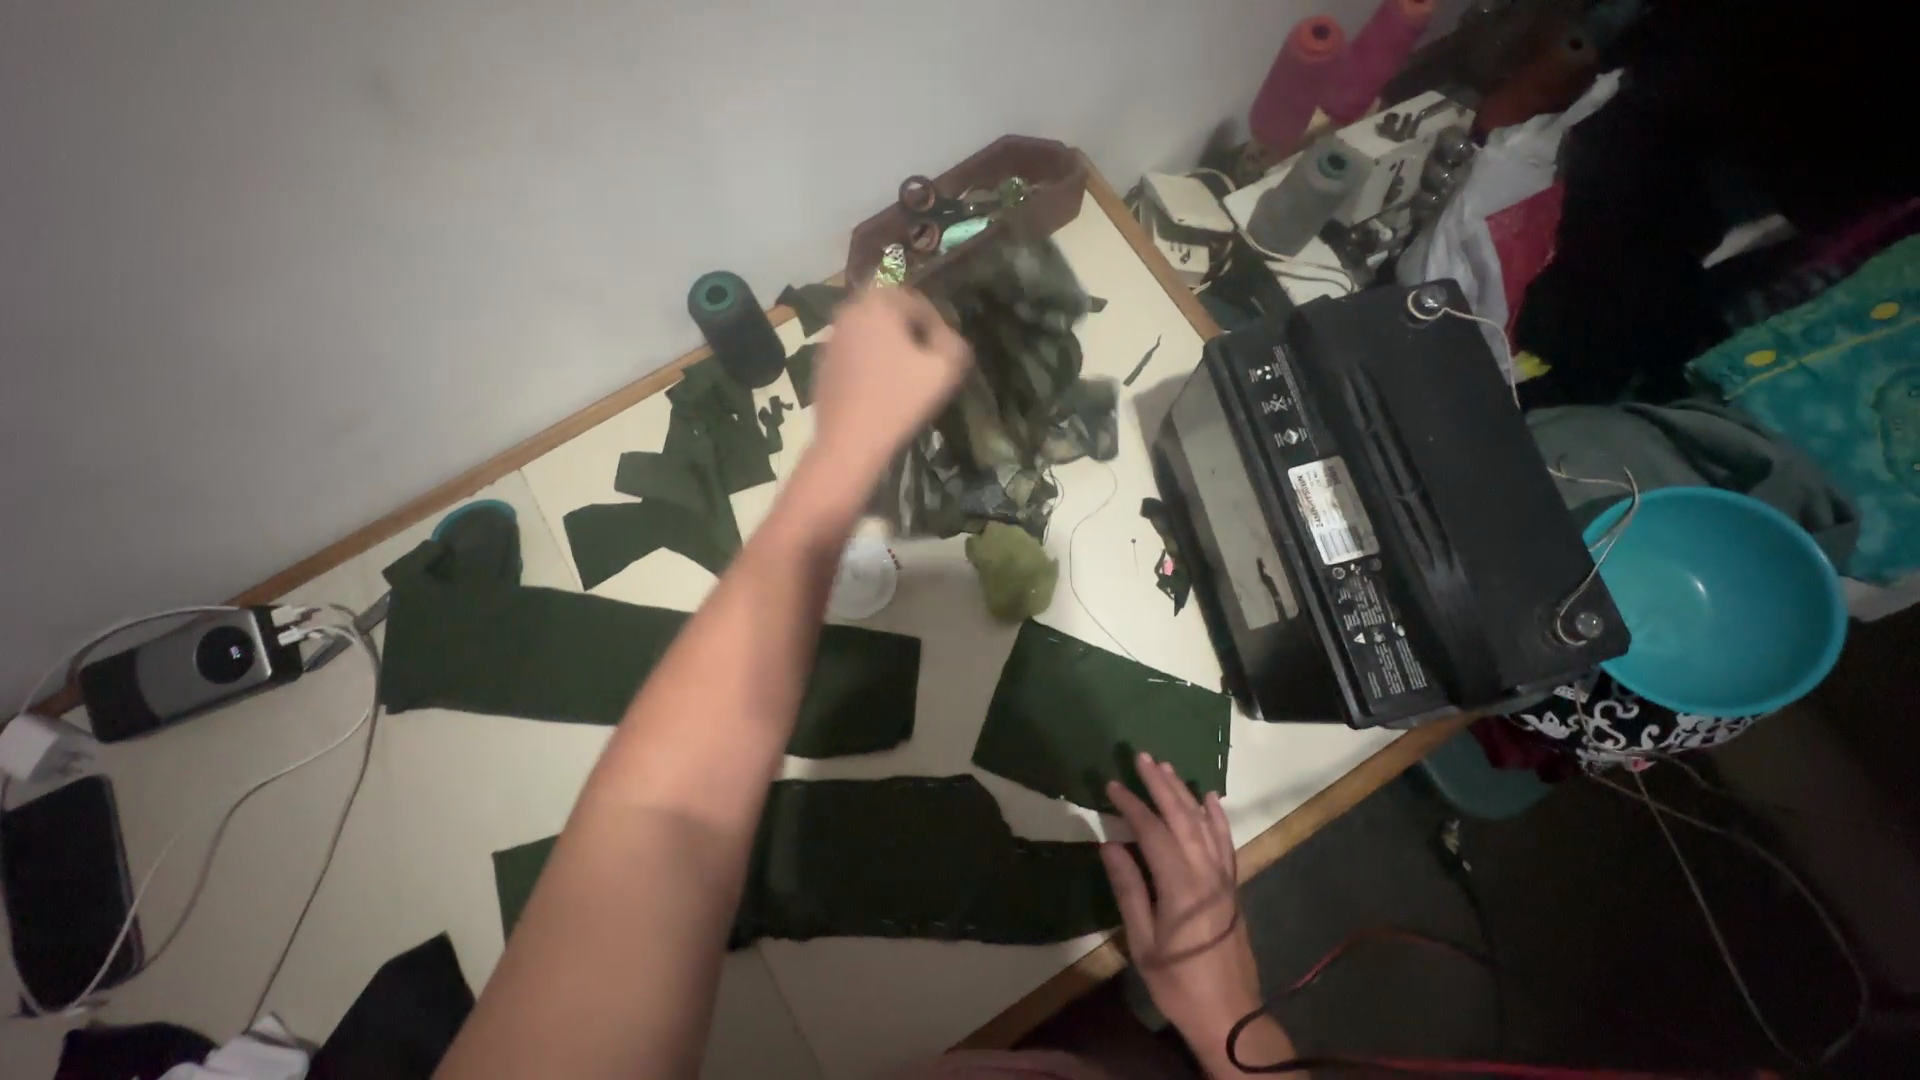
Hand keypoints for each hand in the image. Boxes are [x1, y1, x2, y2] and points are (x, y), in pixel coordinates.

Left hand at [808, 287, 970, 478]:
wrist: (849, 444)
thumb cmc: (899, 402)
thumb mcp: (944, 369)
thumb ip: (954, 342)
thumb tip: (947, 338)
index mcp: (877, 303)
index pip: (916, 300)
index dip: (937, 324)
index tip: (945, 351)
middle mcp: (848, 312)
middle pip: (890, 314)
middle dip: (911, 333)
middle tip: (927, 362)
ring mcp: (830, 339)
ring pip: (870, 334)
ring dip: (890, 348)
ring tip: (906, 378)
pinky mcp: (821, 366)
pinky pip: (854, 355)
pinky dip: (870, 365)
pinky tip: (881, 392)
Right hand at [1102, 753, 1262, 1058]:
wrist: (1230, 1015)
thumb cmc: (1178, 982)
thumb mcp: (1142, 942)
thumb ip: (1129, 889)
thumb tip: (1110, 844)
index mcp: (1180, 885)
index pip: (1153, 831)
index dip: (1132, 805)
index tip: (1111, 784)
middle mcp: (1206, 872)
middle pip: (1182, 817)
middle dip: (1160, 785)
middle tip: (1141, 757)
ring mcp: (1223, 878)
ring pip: (1204, 824)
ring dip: (1184, 793)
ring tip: (1166, 769)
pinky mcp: (1232, 887)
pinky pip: (1225, 842)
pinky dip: (1217, 817)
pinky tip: (1210, 799)